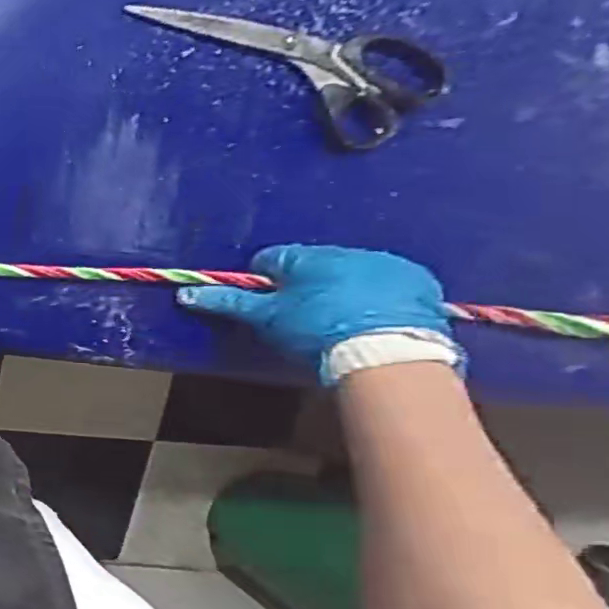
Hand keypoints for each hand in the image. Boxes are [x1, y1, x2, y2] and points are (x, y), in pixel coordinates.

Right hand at [177, 245, 453, 379]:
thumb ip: (228, 302)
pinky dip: (373, 299)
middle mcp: (352, 253)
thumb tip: (186, 292)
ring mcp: (392, 267)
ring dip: (338, 290)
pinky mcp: (422, 285)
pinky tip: (365, 322)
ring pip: (350, 274)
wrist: (389, 355)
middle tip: (294, 317)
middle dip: (301, 285)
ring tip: (332, 322)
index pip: (271, 258)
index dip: (260, 281)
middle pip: (313, 265)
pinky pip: (386, 286)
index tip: (261, 304)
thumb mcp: (265, 319)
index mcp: (311, 258)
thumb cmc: (315, 331)